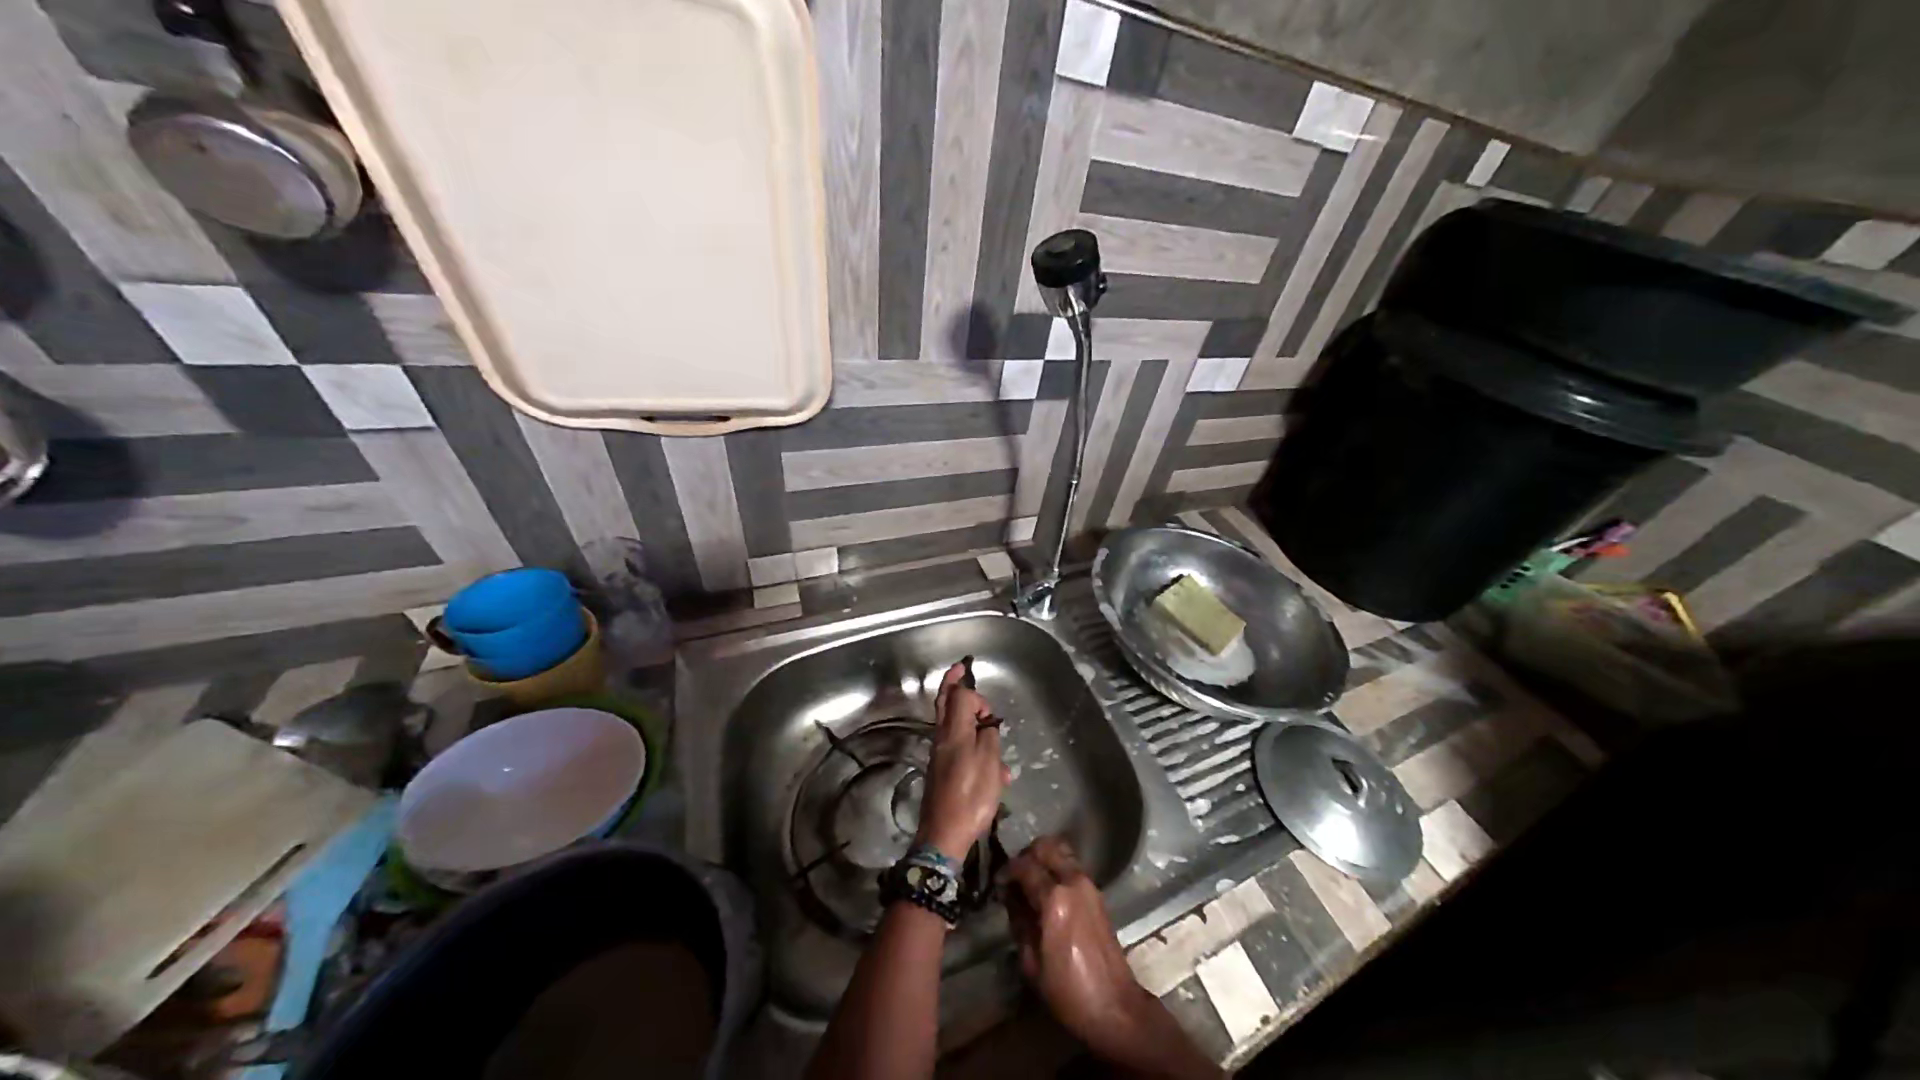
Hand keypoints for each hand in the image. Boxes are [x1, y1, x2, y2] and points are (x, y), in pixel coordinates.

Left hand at [913, 661, 1009, 860]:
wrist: (943, 835)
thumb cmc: (970, 798)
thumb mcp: (988, 765)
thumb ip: (988, 737)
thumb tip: (985, 723)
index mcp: (953, 733)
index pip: (959, 697)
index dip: (976, 696)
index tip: (990, 713)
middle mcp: (942, 738)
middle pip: (944, 703)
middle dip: (952, 684)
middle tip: (959, 668)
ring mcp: (939, 753)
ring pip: (948, 722)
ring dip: (964, 713)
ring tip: (979, 711)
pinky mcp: (940, 768)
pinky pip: (955, 743)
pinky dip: (969, 740)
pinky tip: (990, 764)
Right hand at [1003, 837, 1154, 1054]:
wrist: (1115, 1007)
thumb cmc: (1068, 990)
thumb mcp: (1031, 961)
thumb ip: (1019, 920)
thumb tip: (1010, 896)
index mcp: (1055, 898)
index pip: (1024, 866)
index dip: (1006, 871)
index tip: (998, 884)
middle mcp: (1073, 882)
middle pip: (1046, 846)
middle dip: (1026, 855)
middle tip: (1015, 877)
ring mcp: (1089, 885)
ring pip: (1062, 851)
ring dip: (1043, 859)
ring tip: (1030, 882)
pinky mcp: (1098, 894)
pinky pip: (1072, 867)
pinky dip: (1057, 869)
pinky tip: (1047, 892)